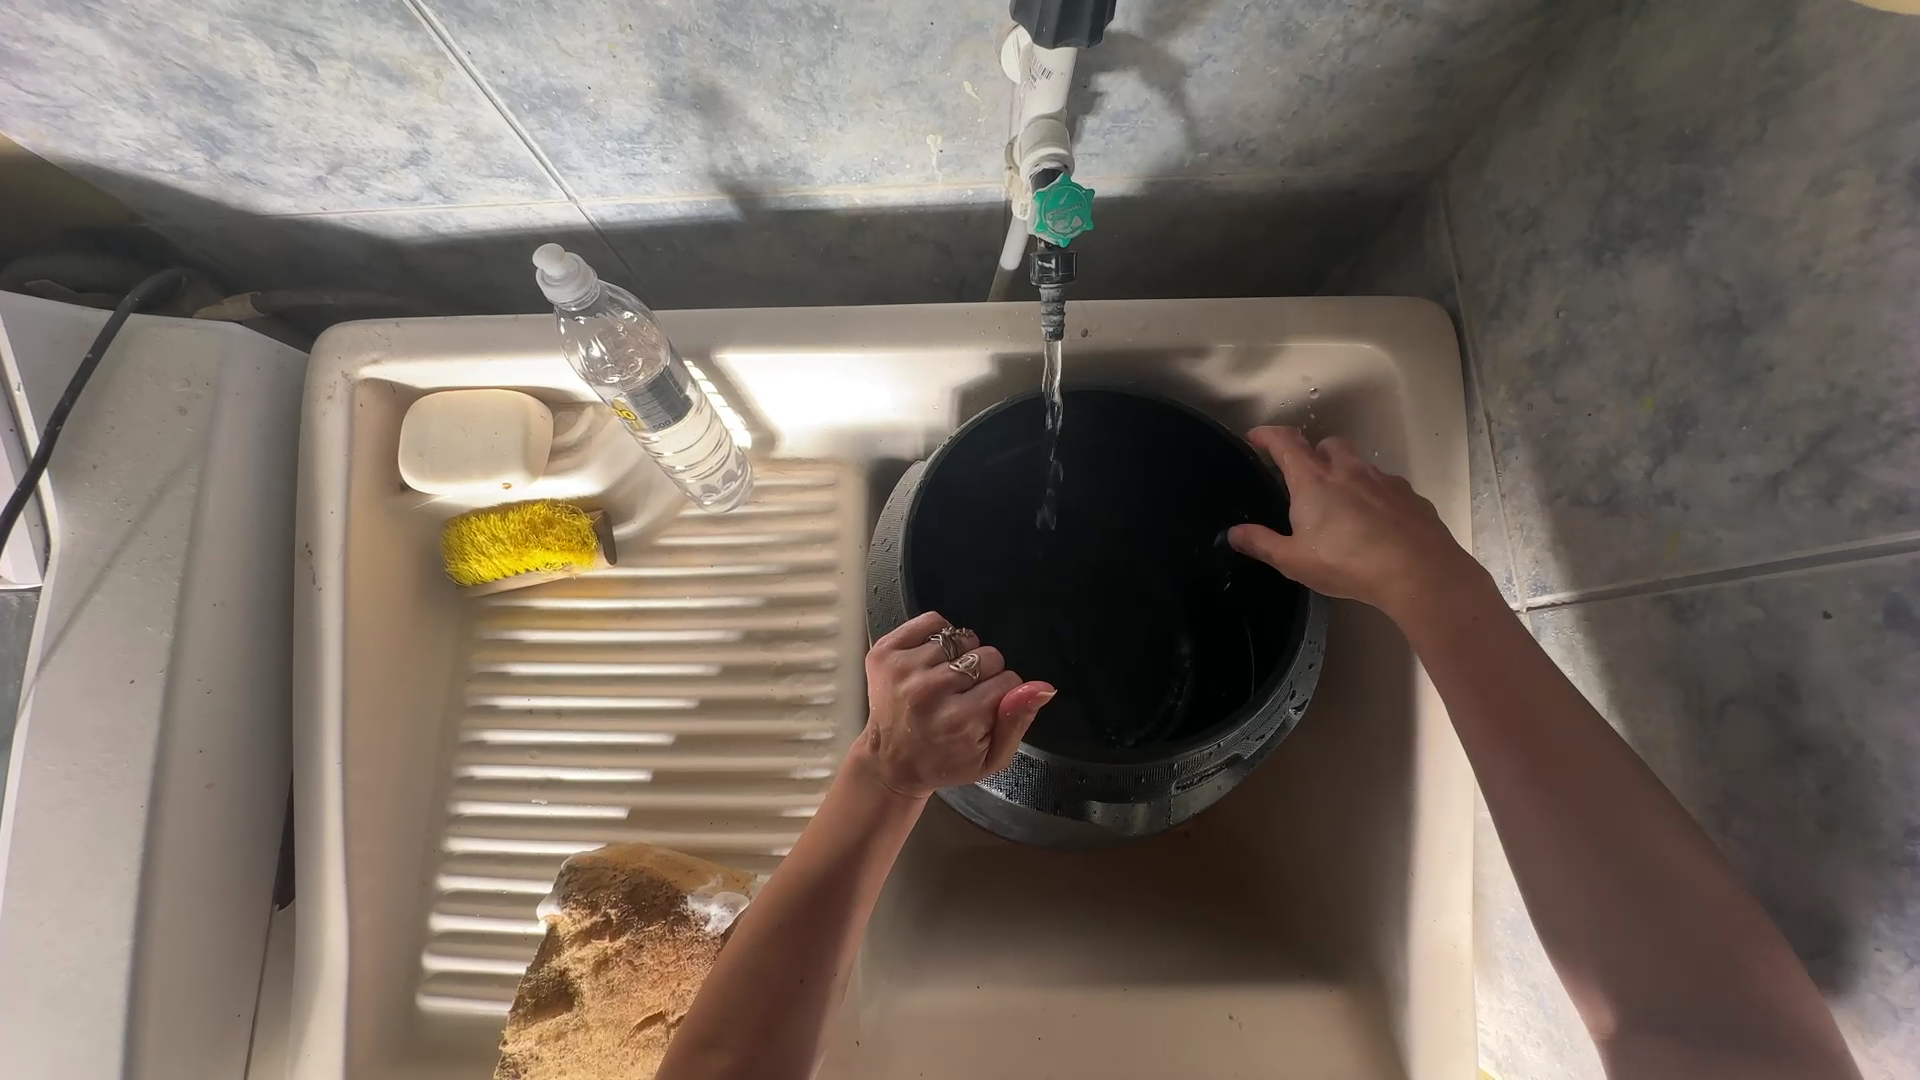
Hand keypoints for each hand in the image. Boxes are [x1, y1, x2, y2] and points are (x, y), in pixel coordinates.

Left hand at [856, 611, 1056, 798]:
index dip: (1003, 693)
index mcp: (958, 720)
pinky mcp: (886, 653)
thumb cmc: (943, 760)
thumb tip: (1042, 687)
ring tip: (947, 680)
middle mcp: (929, 692)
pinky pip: (931, 621)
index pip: (1009, 680)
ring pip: (961, 638)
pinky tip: (933, 661)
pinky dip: (939, 635)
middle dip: (984, 673)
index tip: (985, 708)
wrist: (890, 762)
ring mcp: (904, 669)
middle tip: (965, 696)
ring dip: (961, 656)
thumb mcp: (991, 758)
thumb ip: (1018, 721)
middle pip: (987, 655)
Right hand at [1229, 426, 1487, 620]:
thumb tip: (1234, 533)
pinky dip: (1374, 497)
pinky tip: (1374, 525)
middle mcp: (1349, 471)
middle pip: (1328, 444)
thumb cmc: (1347, 564)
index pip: (1286, 443)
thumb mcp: (1293, 560)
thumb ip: (1261, 543)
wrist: (1419, 573)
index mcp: (1314, 481)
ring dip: (1346, 474)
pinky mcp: (1411, 497)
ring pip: (1360, 464)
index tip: (1256, 437)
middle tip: (1306, 478)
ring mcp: (1384, 482)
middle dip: (1314, 453)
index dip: (1268, 435)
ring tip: (1341, 507)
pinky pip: (1386, 488)